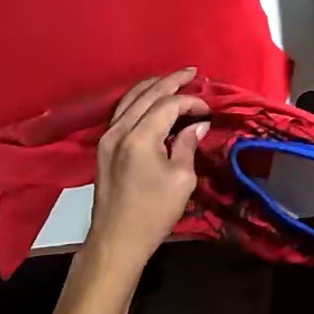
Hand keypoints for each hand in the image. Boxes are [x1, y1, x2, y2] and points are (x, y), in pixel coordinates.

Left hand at [85, 69, 209, 273]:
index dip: (190, 102)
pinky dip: (140, 101)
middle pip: (145, 94)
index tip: (209, 110)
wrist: (117, 240)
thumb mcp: (182, 178)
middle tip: (192, 73)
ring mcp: (107, 139)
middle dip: (170, 81)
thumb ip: (187, 145)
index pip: (167, 104)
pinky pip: (123, 112)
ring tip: (173, 80)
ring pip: (129, 100)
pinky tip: (152, 101)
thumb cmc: (154, 212)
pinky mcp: (104, 148)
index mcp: (138, 138)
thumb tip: (197, 125)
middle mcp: (119, 131)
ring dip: (153, 87)